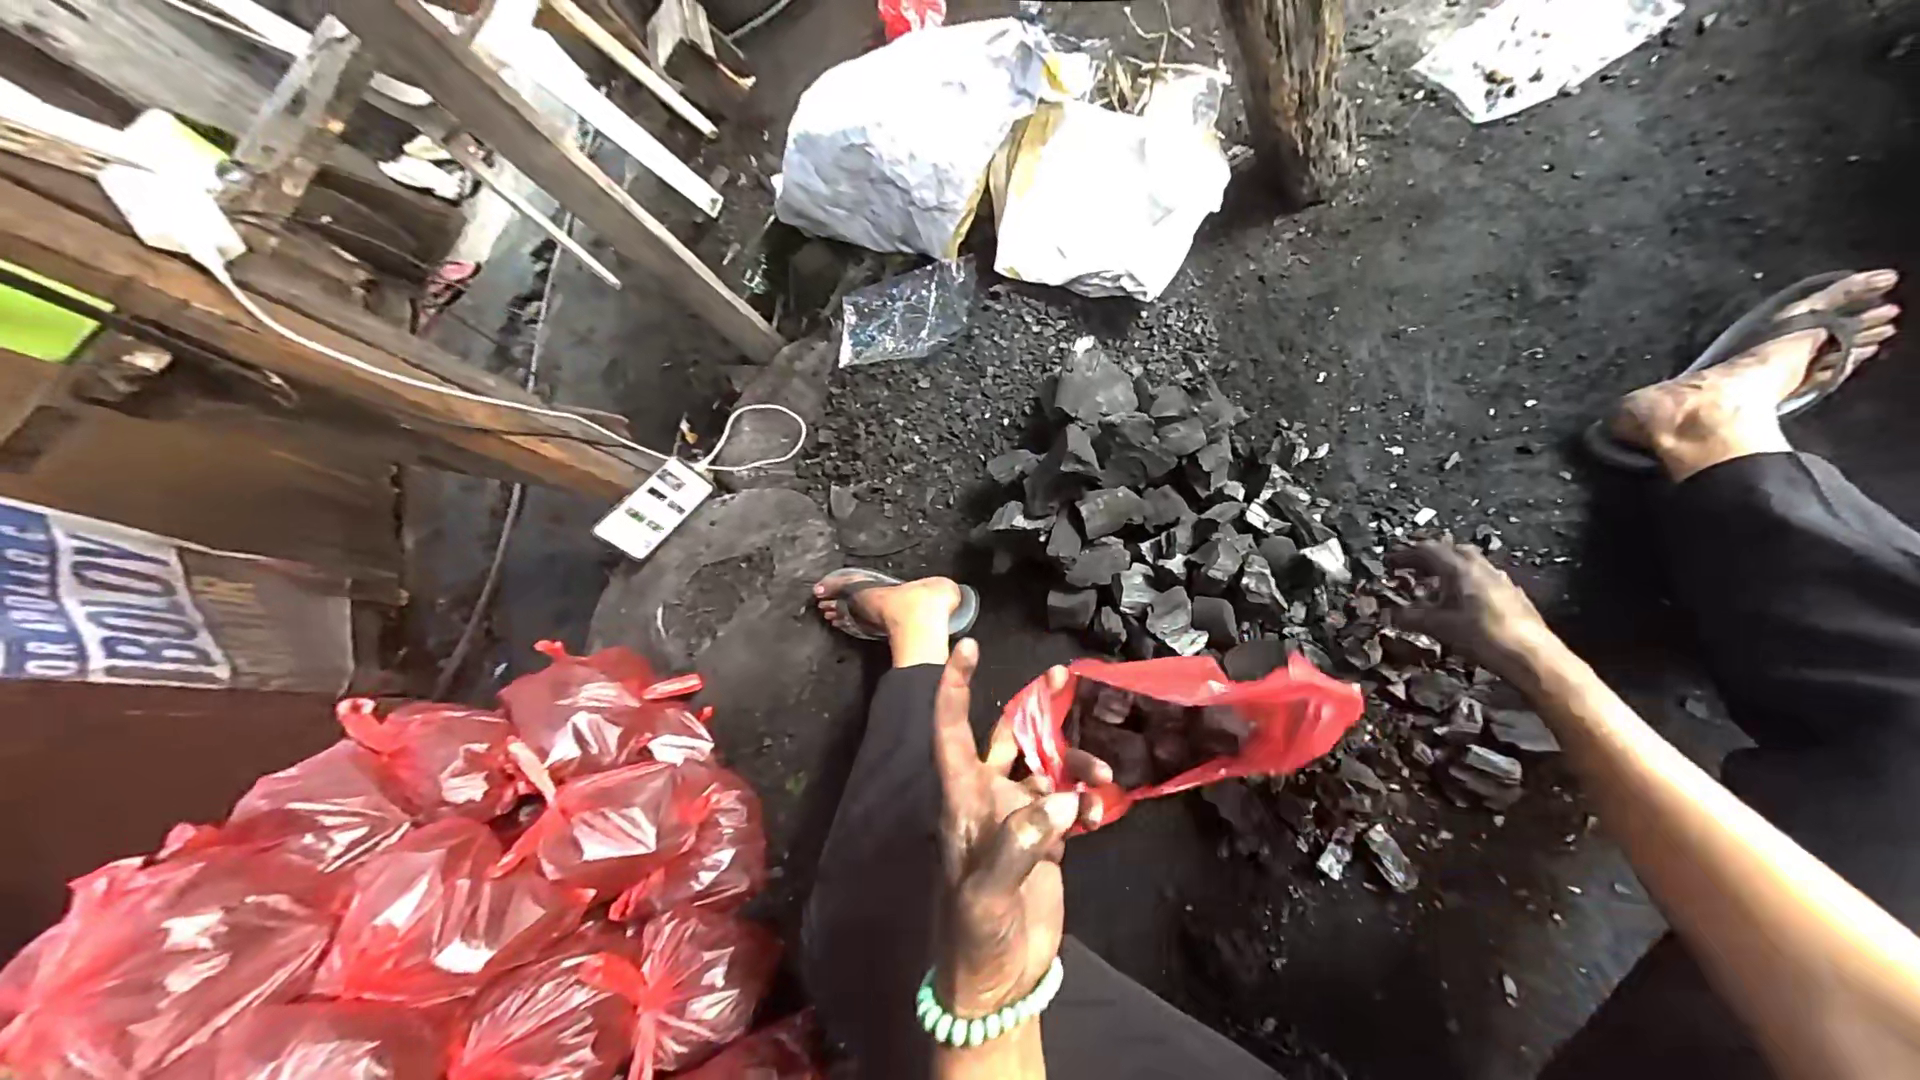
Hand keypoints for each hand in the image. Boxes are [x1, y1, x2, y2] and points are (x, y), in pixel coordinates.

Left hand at [933, 640, 1109, 1018]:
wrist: (999, 980)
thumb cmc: (973, 936)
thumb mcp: (986, 894)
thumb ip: (1019, 843)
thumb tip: (1060, 800)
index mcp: (962, 800)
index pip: (952, 731)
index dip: (956, 688)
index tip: (968, 647)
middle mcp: (988, 797)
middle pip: (1010, 734)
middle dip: (1035, 704)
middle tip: (1064, 676)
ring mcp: (1018, 815)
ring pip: (1047, 764)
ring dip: (1074, 761)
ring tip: (1099, 775)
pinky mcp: (1044, 837)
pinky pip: (1068, 801)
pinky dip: (1085, 799)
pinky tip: (1099, 812)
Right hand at [1389, 541, 1557, 684]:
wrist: (1532, 656)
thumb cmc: (1481, 636)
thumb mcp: (1437, 627)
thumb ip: (1410, 617)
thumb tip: (1388, 614)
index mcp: (1461, 570)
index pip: (1429, 550)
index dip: (1406, 554)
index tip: (1390, 562)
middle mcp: (1482, 569)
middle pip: (1453, 550)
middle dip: (1430, 556)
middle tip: (1413, 568)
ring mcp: (1501, 581)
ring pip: (1472, 563)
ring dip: (1450, 568)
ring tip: (1435, 584)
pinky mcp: (1513, 595)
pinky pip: (1484, 578)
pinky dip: (1466, 581)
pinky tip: (1462, 600)